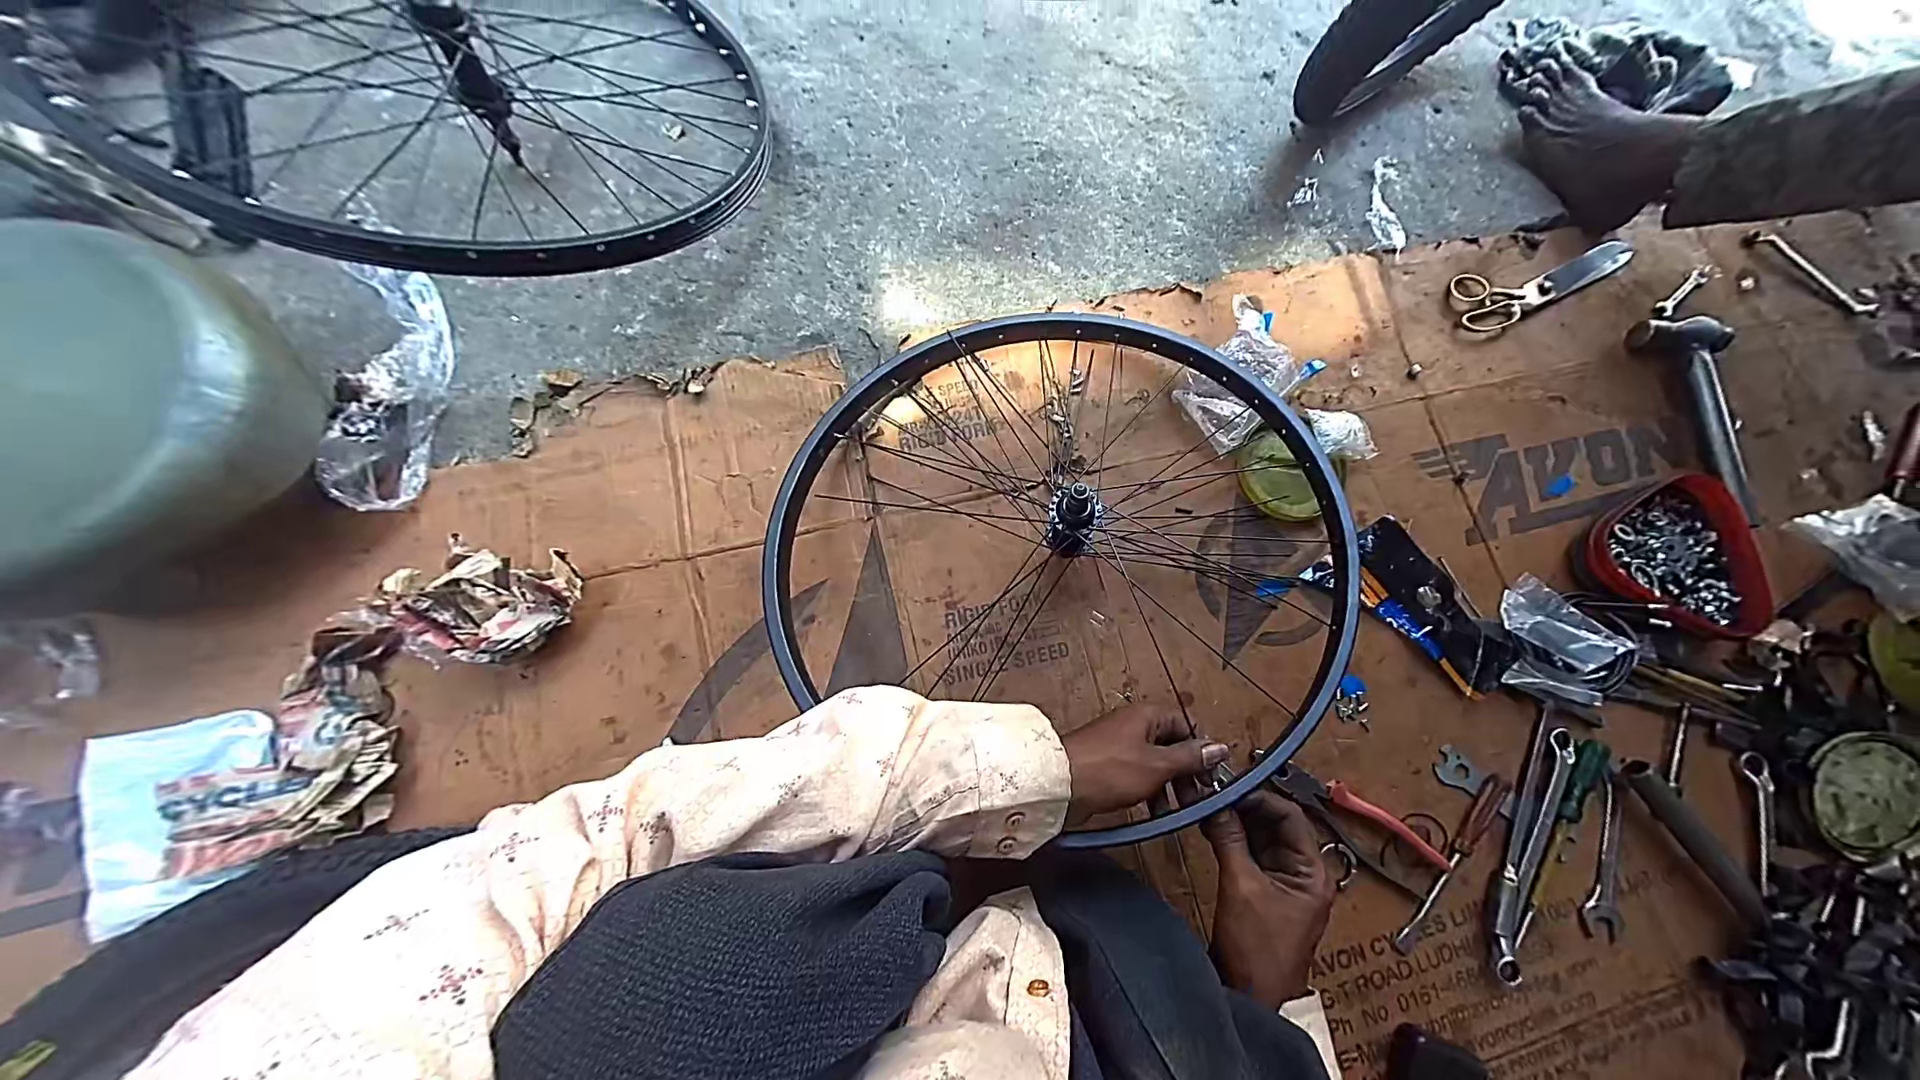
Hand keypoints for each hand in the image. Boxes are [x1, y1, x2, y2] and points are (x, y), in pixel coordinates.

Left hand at [1059, 703, 1228, 825]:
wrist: (1060, 785)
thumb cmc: (1108, 770)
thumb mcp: (1157, 765)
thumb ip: (1189, 758)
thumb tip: (1219, 747)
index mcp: (1146, 716)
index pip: (1185, 725)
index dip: (1201, 749)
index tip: (1211, 776)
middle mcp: (1133, 726)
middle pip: (1172, 745)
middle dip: (1187, 773)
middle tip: (1197, 799)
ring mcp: (1119, 746)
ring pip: (1156, 764)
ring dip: (1169, 787)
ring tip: (1178, 811)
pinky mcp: (1108, 766)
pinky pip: (1138, 776)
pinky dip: (1149, 792)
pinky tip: (1153, 812)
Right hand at [1202, 791, 1334, 1008]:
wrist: (1248, 995)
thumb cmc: (1257, 951)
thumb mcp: (1241, 886)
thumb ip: (1228, 839)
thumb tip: (1216, 803)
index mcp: (1312, 872)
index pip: (1291, 817)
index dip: (1260, 798)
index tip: (1230, 788)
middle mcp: (1301, 872)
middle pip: (1274, 824)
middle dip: (1244, 806)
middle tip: (1213, 793)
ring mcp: (1281, 879)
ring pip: (1258, 835)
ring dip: (1234, 819)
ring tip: (1207, 805)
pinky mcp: (1261, 886)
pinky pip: (1248, 850)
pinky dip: (1229, 836)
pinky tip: (1209, 826)